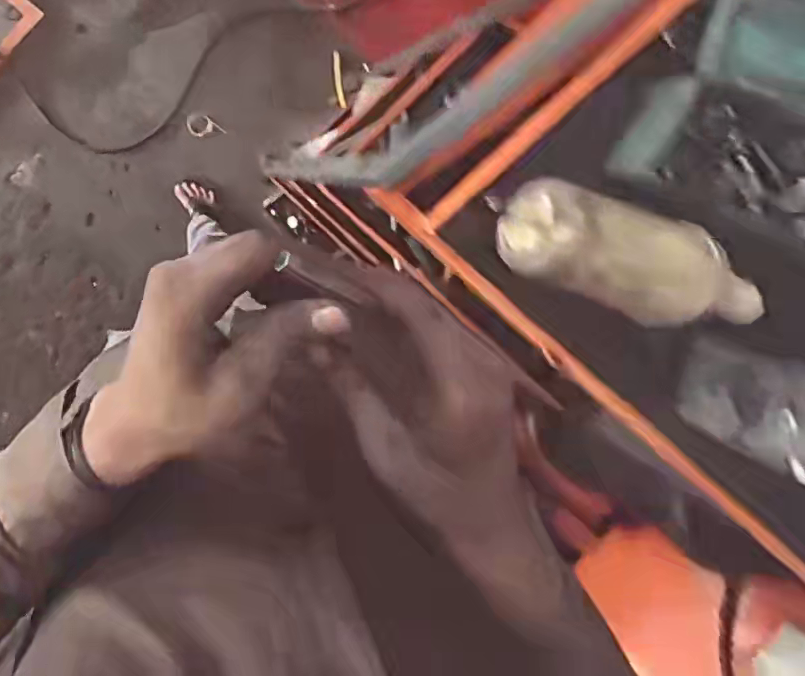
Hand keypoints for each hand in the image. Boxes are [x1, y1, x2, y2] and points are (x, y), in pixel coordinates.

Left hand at [82, 231, 338, 485]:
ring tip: (307, 307)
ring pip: (239, 252)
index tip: (334, 292)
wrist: (129, 423)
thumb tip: (337, 311)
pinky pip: (225, 264)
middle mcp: (177, 266)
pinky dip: (255, 279)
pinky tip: (275, 307)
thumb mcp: (239, 386)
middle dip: (291, 270)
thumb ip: (283, 337)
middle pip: (248, 245)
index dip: (300, 264)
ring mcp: (173, 269)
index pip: (257, 248)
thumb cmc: (181, 415)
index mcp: (186, 288)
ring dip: (275, 274)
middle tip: (326, 303)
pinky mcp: (175, 279)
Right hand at [311, 263, 521, 530]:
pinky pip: (441, 321)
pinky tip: (377, 313)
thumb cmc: (433, 498)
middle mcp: (480, 362)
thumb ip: (350, 386)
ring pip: (434, 305)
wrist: (494, 534)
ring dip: (390, 293)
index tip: (331, 270)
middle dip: (375, 282)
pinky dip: (406, 310)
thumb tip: (310, 338)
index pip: (414, 307)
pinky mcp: (487, 366)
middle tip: (329, 275)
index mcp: (456, 383)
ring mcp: (490, 362)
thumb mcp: (381, 447)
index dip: (372, 281)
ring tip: (345, 287)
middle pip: (424, 299)